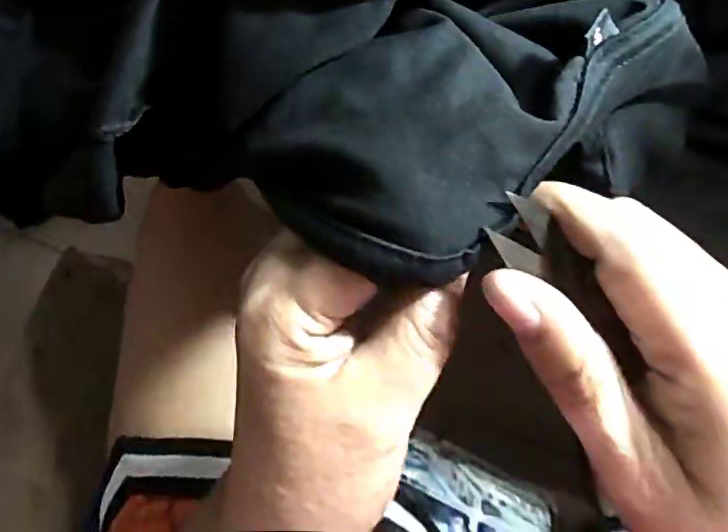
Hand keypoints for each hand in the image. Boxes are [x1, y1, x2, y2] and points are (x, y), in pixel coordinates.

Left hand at [201, 232, 465, 531]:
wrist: (281, 509)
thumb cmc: (326, 468)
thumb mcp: (386, 403)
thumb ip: (424, 326)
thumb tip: (461, 258)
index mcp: (280, 294)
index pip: (354, 234)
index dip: (408, 232)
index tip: (458, 230)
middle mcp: (266, 271)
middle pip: (340, 225)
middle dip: (394, 230)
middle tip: (452, 235)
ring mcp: (271, 279)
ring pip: (337, 234)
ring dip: (382, 243)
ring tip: (434, 249)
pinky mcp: (286, 293)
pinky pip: (332, 256)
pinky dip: (367, 261)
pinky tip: (403, 270)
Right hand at [482, 183, 727, 531]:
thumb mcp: (630, 468)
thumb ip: (570, 368)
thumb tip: (501, 281)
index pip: (630, 240)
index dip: (564, 209)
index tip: (507, 215)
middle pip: (653, 233)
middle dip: (583, 230)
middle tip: (532, 266)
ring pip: (677, 247)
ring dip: (618, 252)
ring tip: (578, 296)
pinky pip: (707, 274)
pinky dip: (656, 276)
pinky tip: (639, 324)